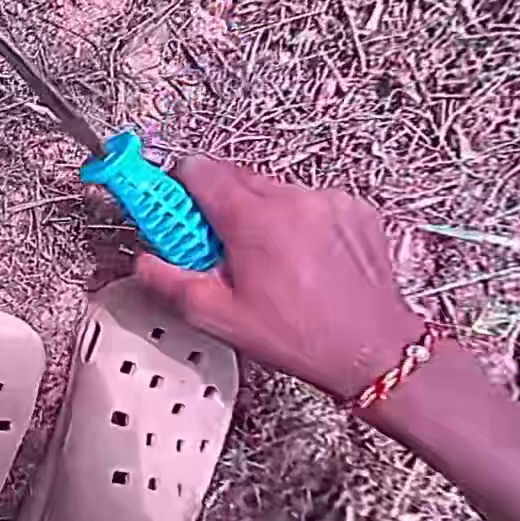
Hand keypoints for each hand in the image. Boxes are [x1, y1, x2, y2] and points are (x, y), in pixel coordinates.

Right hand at [130, 157, 425, 399]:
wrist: (376, 351)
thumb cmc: (299, 335)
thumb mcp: (213, 315)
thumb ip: (166, 279)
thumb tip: (143, 261)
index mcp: (255, 219)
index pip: (198, 169)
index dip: (174, 186)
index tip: (167, 207)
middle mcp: (294, 200)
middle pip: (231, 176)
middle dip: (209, 203)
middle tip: (205, 242)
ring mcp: (329, 202)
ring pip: (267, 189)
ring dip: (249, 212)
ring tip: (253, 257)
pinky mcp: (354, 210)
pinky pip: (303, 201)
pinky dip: (288, 220)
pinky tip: (291, 257)